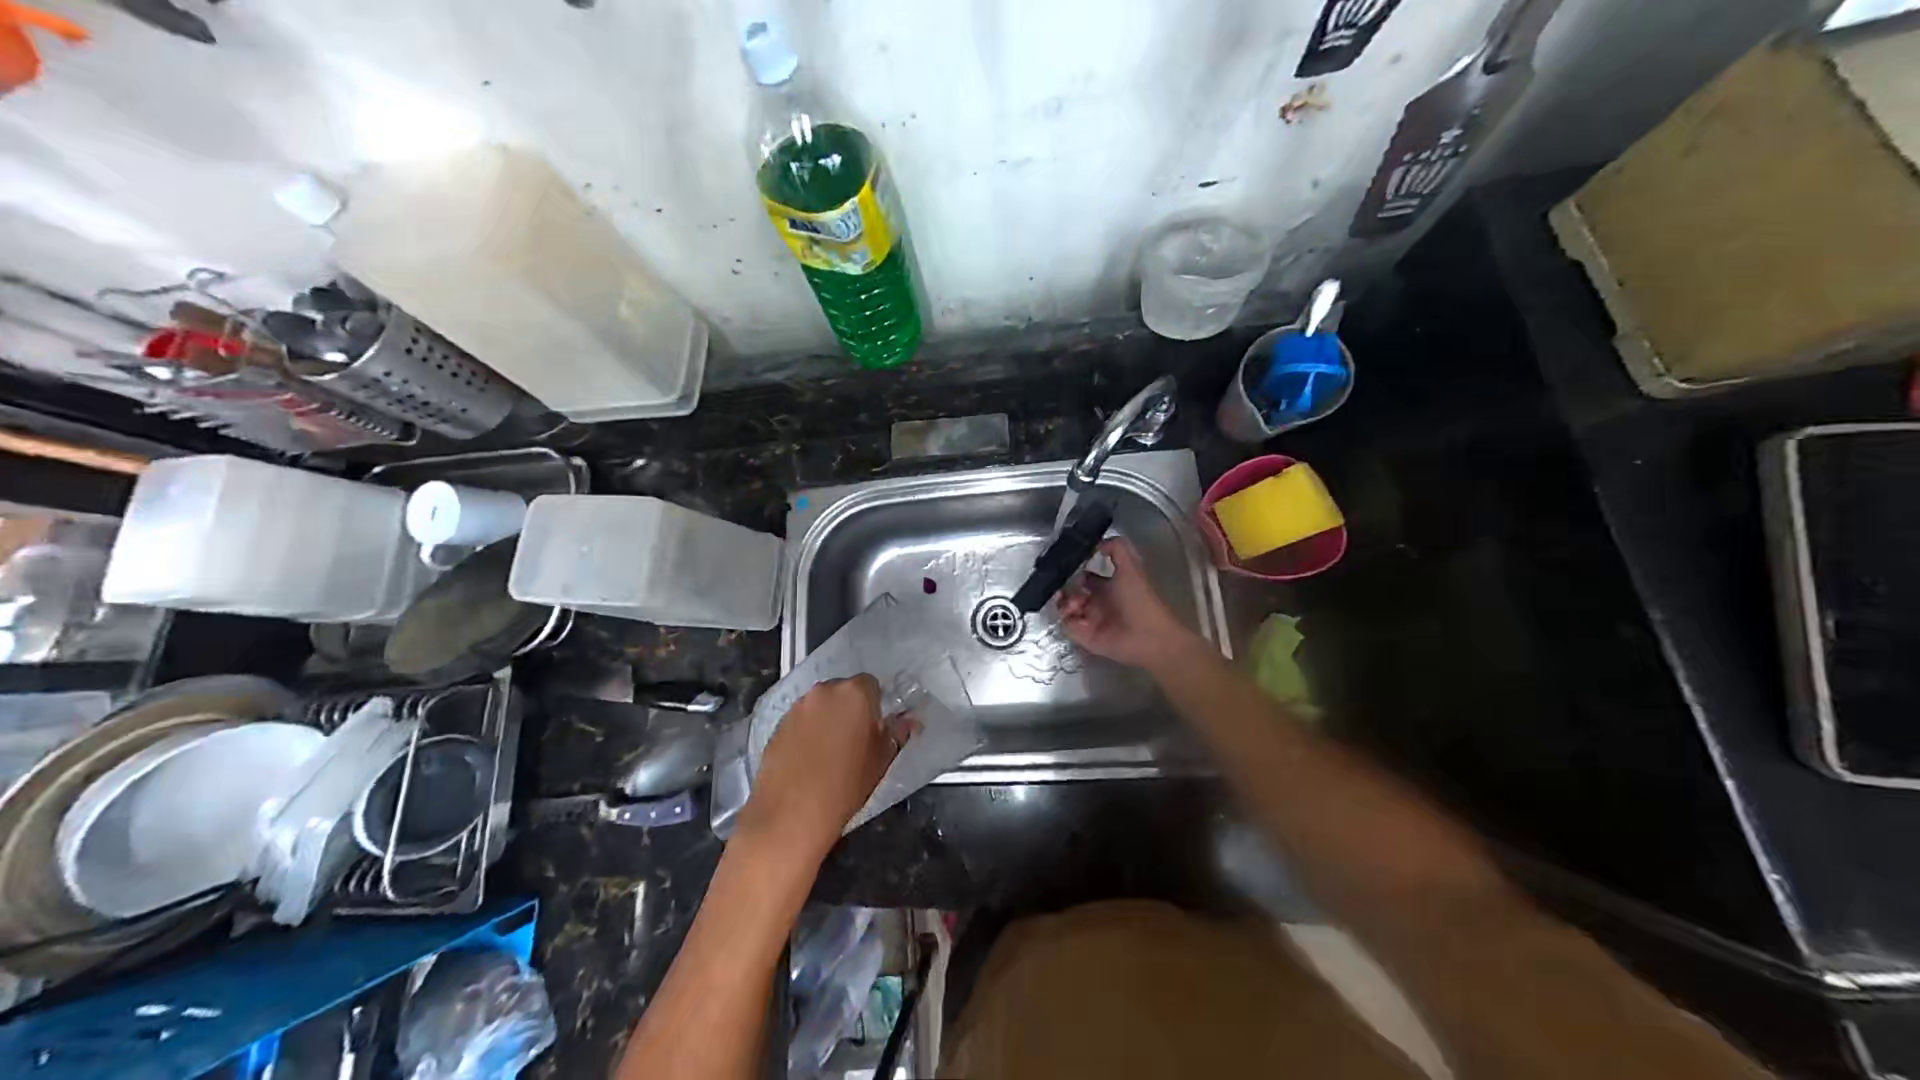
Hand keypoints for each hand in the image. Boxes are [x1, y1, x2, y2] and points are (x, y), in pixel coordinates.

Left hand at [738, 675, 906, 859]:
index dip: (875, 705)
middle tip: (856, 740)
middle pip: (843, 692)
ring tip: (830, 753)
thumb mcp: (882, 760)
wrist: (791, 813)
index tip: (875, 728)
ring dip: (828, 720)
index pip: (871, 685)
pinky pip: (801, 721)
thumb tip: (907, 721)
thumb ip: (896, 733)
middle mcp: (824, 692)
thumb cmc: (846, 784)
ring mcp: (797, 707)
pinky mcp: (778, 725)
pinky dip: (807, 732)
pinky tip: (810, 760)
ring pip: (820, 706)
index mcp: (855, 693)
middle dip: (850, 710)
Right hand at [1057, 538, 1198, 668]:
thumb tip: (1097, 543)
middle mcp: (1097, 602)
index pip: (1086, 576)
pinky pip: (1066, 625)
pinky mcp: (1084, 635)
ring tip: (1074, 603)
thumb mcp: (1132, 567)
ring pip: (1066, 607)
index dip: (1077, 570)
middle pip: (1072, 591)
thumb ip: (1117, 549)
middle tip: (1063, 585)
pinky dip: (1066, 618)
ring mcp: (1089, 619)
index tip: (1068, 565)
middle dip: (1065, 586)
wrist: (1148, 636)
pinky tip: (1074, 613)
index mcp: (1109, 586)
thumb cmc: (1140, 600)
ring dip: (1064, 601)